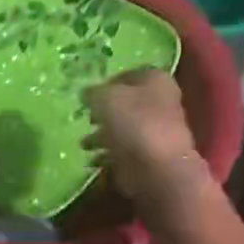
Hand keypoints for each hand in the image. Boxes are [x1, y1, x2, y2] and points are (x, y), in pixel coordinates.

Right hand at [83, 69, 203, 202]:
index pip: (129, 74)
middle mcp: (160, 102)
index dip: (107, 82)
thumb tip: (86, 93)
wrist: (155, 168)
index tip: (88, 95)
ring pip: (123, 128)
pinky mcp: (148, 156)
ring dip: (102, 135)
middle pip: (126, 103)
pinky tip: (92, 159)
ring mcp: (155, 131)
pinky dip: (107, 154)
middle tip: (85, 118)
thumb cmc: (134, 123)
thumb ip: (94, 92)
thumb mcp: (106, 98)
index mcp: (156, 81)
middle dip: (103, 111)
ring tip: (84, 144)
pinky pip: (122, 151)